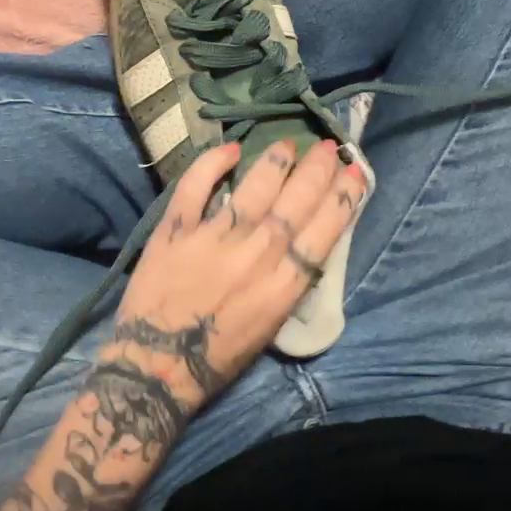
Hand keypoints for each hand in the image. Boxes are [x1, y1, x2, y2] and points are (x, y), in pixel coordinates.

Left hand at [99, 139, 367, 413]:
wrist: (157, 365)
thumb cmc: (219, 355)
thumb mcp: (271, 325)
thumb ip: (288, 282)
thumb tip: (303, 245)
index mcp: (283, 284)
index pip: (324, 230)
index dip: (343, 197)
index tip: (354, 174)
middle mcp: (256, 254)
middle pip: (296, 201)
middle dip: (317, 170)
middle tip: (328, 148)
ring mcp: (214, 237)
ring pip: (253, 186)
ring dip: (275, 161)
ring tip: (288, 145)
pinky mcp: (175, 229)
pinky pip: (196, 185)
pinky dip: (213, 163)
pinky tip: (231, 149)